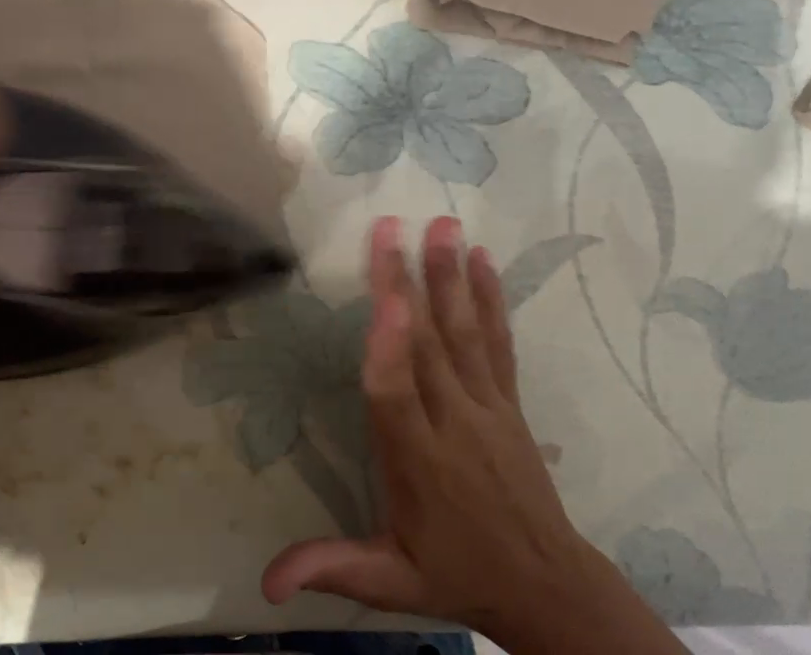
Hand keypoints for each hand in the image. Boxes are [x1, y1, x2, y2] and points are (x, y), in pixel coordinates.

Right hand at [263, 217, 670, 649]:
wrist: (548, 584)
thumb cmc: (456, 574)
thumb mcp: (391, 581)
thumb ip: (330, 568)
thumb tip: (263, 585)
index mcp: (418, 462)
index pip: (398, 396)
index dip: (389, 348)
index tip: (386, 299)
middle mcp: (454, 424)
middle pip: (427, 347)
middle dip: (408, 284)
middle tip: (395, 227)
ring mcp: (487, 409)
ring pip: (464, 334)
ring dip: (451, 276)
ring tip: (444, 224)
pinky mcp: (508, 403)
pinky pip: (497, 344)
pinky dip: (490, 300)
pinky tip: (482, 262)